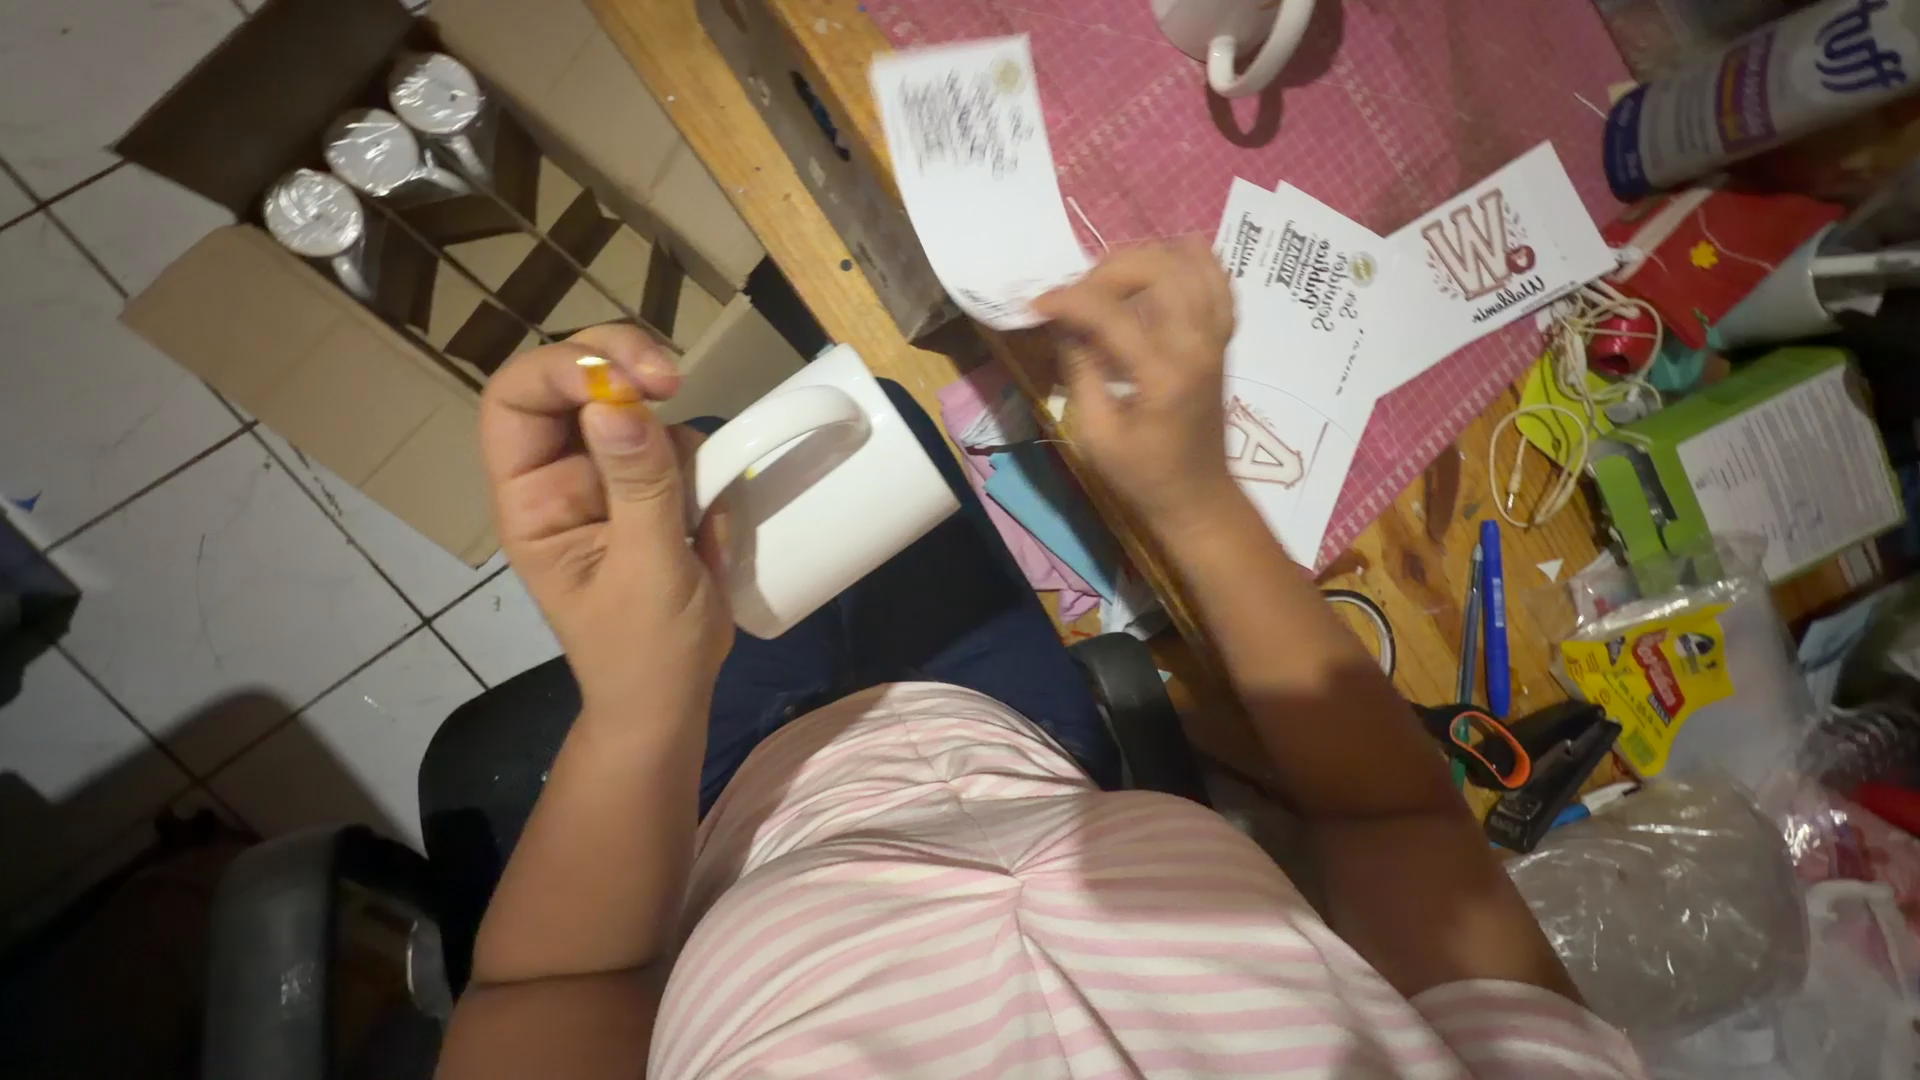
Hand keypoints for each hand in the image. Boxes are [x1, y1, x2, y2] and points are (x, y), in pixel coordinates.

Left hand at [478, 326, 731, 714]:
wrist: (673, 694)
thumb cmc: (645, 648)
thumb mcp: (647, 570)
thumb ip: (639, 487)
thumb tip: (616, 403)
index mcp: (532, 499)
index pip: (520, 401)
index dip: (568, 371)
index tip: (639, 382)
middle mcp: (565, 477)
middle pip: (576, 384)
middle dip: (623, 369)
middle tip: (675, 378)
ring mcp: (613, 483)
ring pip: (639, 414)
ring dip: (678, 445)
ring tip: (700, 519)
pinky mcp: (655, 494)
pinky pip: (680, 453)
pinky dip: (705, 476)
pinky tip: (709, 532)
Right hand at [1032, 239, 1240, 524]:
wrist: (1196, 495)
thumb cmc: (1141, 474)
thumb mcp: (1094, 434)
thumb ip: (1079, 372)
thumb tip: (1065, 325)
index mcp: (1162, 376)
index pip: (1111, 314)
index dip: (1068, 300)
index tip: (1037, 304)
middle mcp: (1197, 345)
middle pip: (1159, 269)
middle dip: (1108, 269)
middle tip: (1078, 293)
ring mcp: (1216, 338)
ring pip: (1191, 263)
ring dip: (1144, 259)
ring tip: (1109, 280)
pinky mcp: (1222, 338)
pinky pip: (1216, 279)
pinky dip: (1188, 262)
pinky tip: (1160, 267)